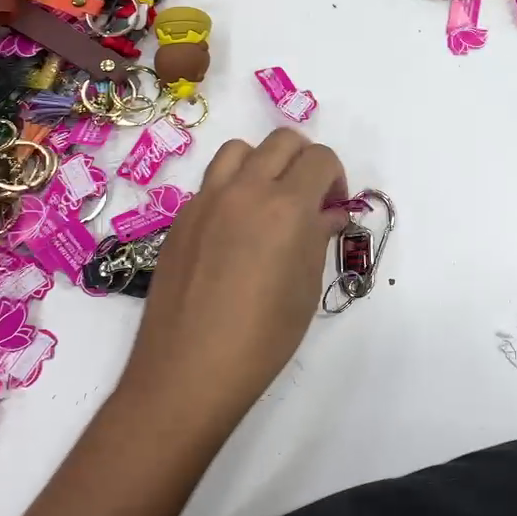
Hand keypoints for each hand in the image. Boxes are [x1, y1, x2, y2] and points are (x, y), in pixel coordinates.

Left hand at [120, 129, 350, 411]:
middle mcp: (245, 191)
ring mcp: (206, 202)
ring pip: (240, 150)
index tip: (333, 204)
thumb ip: (319, 236)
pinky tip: (234, 232)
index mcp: (286, 206)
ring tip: (268, 200)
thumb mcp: (306, 286)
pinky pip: (212, 184)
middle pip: (282, 141)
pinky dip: (232, 190)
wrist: (187, 374)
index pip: (320, 158)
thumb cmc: (262, 338)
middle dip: (304, 160)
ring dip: (262, 163)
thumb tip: (328, 213)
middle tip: (308, 196)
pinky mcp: (180, 220)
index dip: (335, 176)